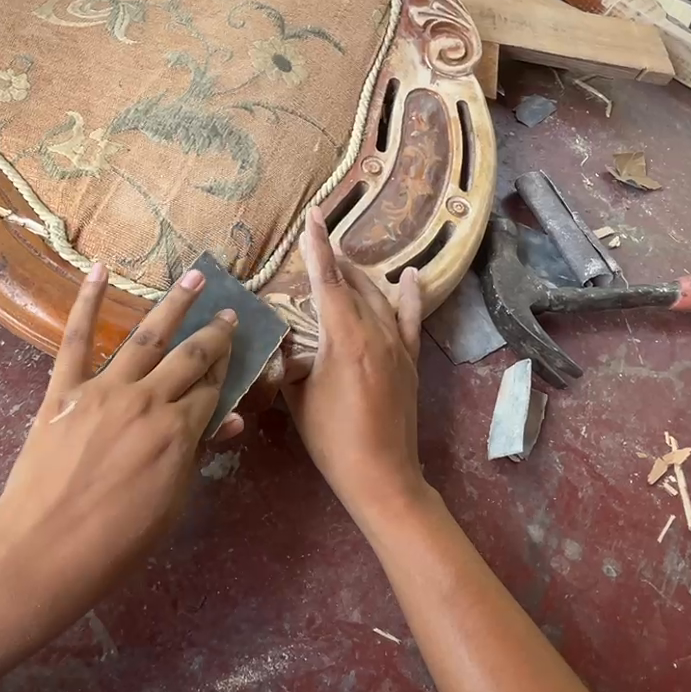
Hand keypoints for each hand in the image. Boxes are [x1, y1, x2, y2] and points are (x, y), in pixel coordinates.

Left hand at [0, 262, 241, 611]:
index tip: (236, 346)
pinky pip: (76, 338)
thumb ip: (196, 454)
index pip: (211, 388)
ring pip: (147, 337)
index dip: (227, 367)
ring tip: (194, 277)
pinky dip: (87, 301)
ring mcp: (104, 389)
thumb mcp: (171, 504)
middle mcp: (148, 399)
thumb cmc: (116, 542)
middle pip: (190, 357)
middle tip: (228, 311)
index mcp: (178, 432)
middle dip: (214, 332)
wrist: (43, 550)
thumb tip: (229, 419)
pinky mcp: (64, 388)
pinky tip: (101, 270)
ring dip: (174, 304)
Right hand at [282, 207, 427, 523]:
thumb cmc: (332, 438)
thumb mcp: (298, 396)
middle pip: (352, 284)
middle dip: (333, 259)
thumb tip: (280, 340)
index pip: (326, 281)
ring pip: (376, 297)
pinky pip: (409, 319)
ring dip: (359, 276)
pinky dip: (409, 295)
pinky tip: (409, 276)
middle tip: (315, 241)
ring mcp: (396, 345)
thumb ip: (289, 360)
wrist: (382, 475)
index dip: (317, 247)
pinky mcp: (409, 360)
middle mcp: (374, 331)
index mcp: (344, 337)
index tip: (313, 216)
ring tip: (344, 259)